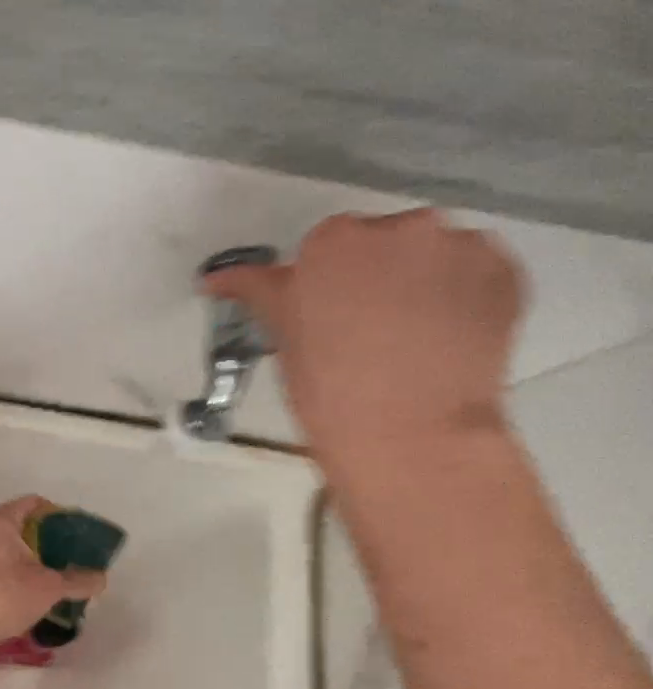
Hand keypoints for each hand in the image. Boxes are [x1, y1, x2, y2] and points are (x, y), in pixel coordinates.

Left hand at [0, 496, 105, 649]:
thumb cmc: (3, 597)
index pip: (32, 503)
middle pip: (17, 524)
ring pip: (1, 545)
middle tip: (66, 557)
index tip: (75, 533)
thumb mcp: (49, 588)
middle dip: (42, 538)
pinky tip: (22, 588)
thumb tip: (100, 579)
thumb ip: (78, 580)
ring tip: (47, 575)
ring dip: (24, 556)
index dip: (57, 514)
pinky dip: (7, 569)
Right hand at [204, 209, 524, 462]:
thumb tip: (215, 277)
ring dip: (419, 281)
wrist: (409, 429)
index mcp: (335, 241)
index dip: (321, 283)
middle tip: (360, 327)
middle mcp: (404, 227)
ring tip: (406, 334)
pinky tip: (440, 336)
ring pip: (432, 254)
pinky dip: (458, 295)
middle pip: (383, 241)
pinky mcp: (506, 272)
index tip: (319, 317)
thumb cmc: (326, 384)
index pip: (325, 246)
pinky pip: (474, 273)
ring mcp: (462, 247)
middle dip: (373, 274)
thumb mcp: (280, 334)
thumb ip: (255, 291)